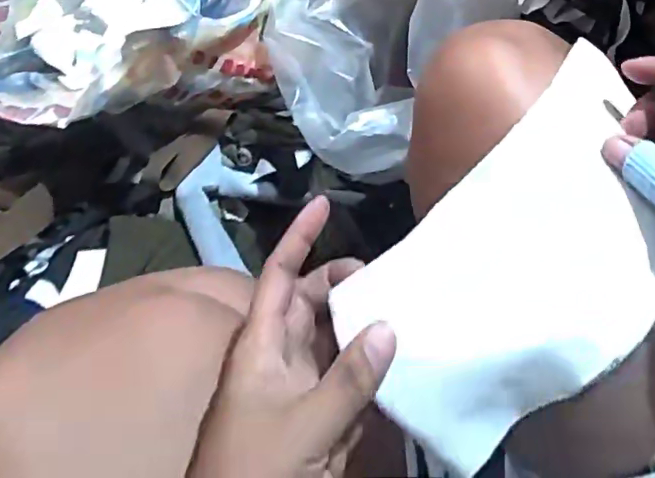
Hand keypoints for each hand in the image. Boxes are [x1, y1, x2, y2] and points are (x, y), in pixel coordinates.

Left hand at [187, 196, 396, 477]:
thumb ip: (347, 380)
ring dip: (362, 325)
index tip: (323, 203)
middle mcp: (279, 355)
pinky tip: (399, 360)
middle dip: (344, 284)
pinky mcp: (317, 418)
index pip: (279, 273)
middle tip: (384, 278)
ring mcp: (298, 387)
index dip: (299, 236)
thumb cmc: (254, 471)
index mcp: (261, 342)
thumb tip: (387, 325)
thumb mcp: (302, 427)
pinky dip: (368, 368)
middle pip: (312, 302)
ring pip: (333, 339)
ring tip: (400, 307)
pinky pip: (346, 379)